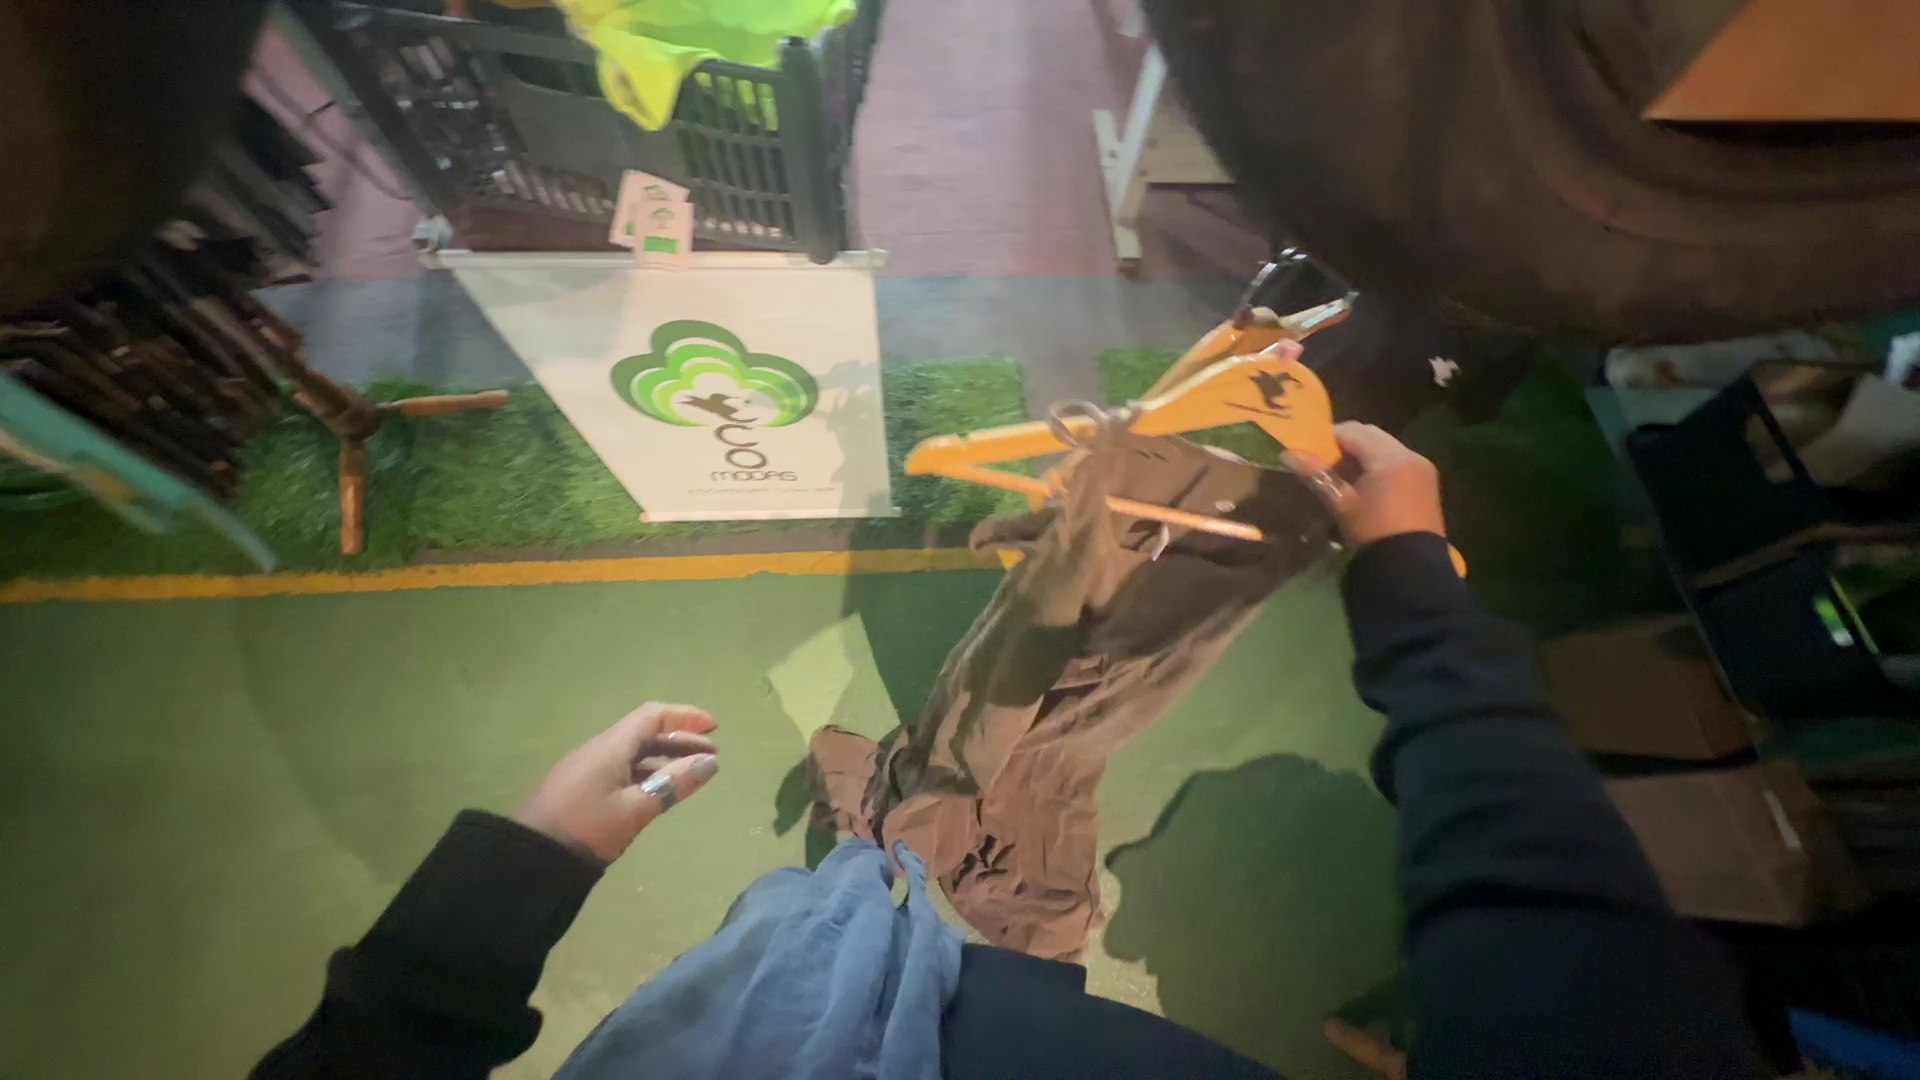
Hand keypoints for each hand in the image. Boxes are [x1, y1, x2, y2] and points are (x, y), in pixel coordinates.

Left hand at [514, 702, 719, 862]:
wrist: (526, 862)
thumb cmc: (586, 828)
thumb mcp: (637, 808)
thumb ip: (674, 784)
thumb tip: (711, 762)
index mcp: (612, 746)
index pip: (654, 716)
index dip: (686, 717)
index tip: (714, 728)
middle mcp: (600, 749)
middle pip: (646, 732)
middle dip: (681, 739)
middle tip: (710, 756)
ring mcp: (587, 769)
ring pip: (634, 752)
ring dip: (665, 758)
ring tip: (690, 775)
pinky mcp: (580, 789)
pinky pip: (622, 769)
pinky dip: (647, 773)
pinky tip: (657, 792)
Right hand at [1284, 422, 1445, 546]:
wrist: (1410, 565)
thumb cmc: (1371, 531)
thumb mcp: (1339, 502)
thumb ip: (1316, 474)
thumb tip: (1287, 453)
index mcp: (1389, 457)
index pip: (1352, 431)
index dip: (1327, 438)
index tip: (1308, 453)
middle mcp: (1409, 454)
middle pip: (1371, 435)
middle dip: (1345, 444)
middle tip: (1323, 464)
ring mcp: (1421, 467)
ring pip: (1384, 447)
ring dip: (1361, 454)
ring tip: (1341, 476)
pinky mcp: (1426, 481)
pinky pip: (1396, 461)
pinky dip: (1377, 465)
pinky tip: (1363, 485)